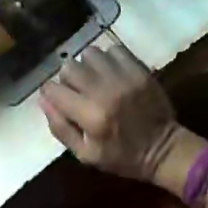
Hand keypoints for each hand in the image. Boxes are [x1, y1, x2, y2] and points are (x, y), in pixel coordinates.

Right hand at [38, 44, 192, 186]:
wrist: (164, 149)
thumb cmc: (122, 157)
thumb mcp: (85, 155)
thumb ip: (61, 128)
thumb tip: (43, 100)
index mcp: (90, 116)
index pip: (54, 90)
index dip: (50, 92)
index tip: (55, 96)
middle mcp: (105, 92)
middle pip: (70, 67)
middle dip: (67, 78)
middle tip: (76, 89)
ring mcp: (124, 78)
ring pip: (90, 54)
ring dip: (87, 65)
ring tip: (94, 78)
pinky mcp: (139, 70)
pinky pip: (114, 50)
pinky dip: (108, 59)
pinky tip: (111, 72)